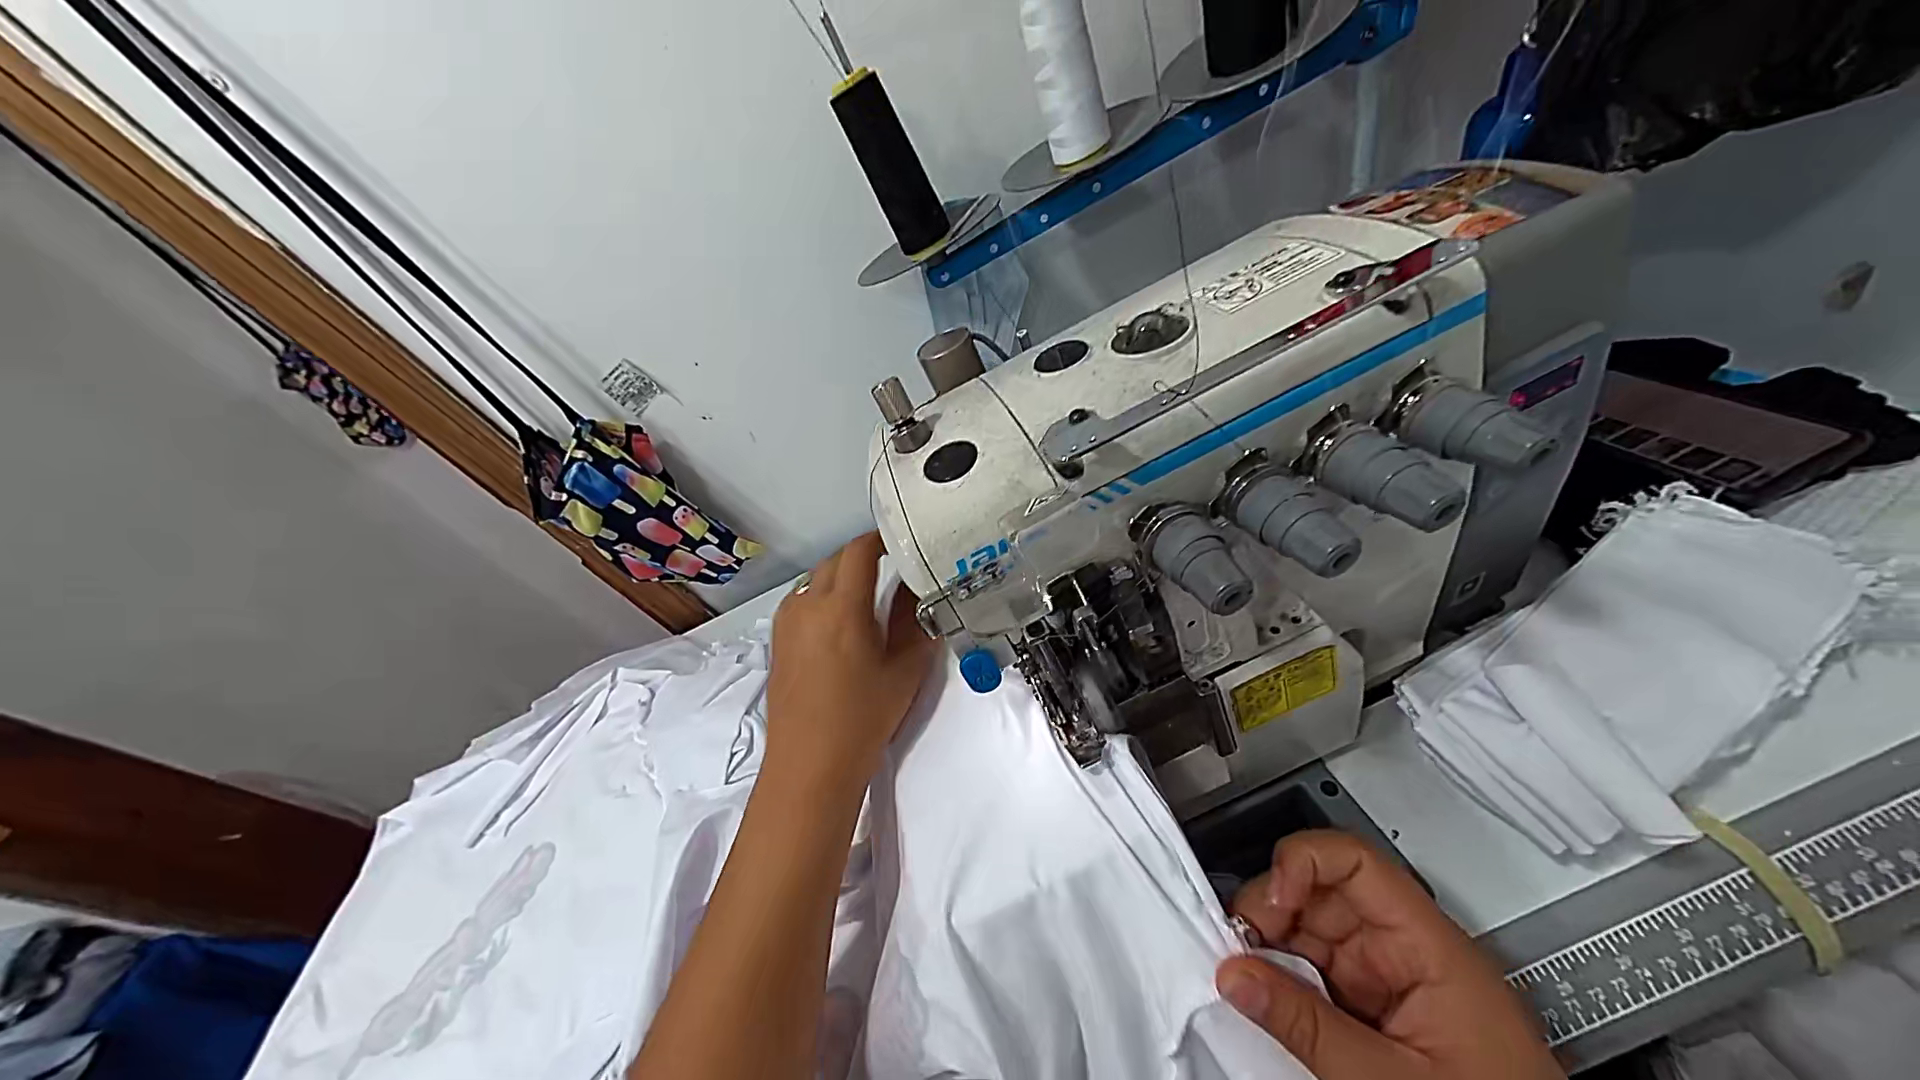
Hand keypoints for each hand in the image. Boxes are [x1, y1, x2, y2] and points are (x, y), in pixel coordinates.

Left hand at [766, 532, 934, 787]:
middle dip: (862, 557)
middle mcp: (807, 606)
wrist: (810, 764)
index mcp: (841, 608)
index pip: (858, 551)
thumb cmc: (863, 719)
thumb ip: (915, 621)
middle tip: (892, 568)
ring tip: (868, 594)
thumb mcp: (905, 669)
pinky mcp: (778, 640)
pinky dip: (822, 596)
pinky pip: (801, 600)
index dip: (880, 539)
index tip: (900, 541)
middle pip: (835, 560)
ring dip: (841, 576)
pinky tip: (841, 621)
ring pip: (815, 579)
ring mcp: (787, 622)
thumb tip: (918, 590)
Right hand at [1216, 830, 1562, 1079]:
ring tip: (1255, 990)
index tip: (1267, 904)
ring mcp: (1386, 978)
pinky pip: (1311, 971)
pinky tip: (1273, 1007)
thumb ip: (1310, 1026)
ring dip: (1269, 951)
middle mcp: (1405, 950)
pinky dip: (1281, 982)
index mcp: (1430, 948)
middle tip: (1241, 956)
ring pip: (1306, 930)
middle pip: (1318, 892)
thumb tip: (1238, 975)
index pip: (1355, 862)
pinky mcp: (1371, 1008)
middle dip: (1269, 914)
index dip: (1300, 863)